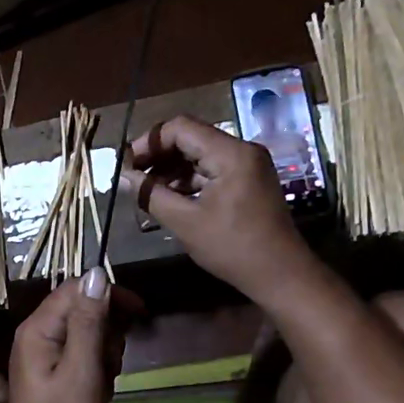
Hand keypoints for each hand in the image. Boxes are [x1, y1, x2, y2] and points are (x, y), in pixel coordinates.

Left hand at [0, 269, 140, 402]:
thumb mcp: (82, 369)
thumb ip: (89, 321)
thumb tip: (97, 273)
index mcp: (39, 327)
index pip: (77, 288)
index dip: (109, 294)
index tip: (140, 313)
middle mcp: (38, 331)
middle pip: (84, 308)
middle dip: (107, 332)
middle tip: (110, 365)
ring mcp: (44, 349)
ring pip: (88, 330)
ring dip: (105, 352)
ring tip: (103, 381)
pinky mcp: (53, 365)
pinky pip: (83, 350)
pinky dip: (97, 365)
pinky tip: (98, 387)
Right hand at [120, 116, 314, 300]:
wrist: (280, 274)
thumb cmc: (232, 248)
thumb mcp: (185, 222)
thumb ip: (151, 195)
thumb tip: (123, 177)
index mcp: (231, 153)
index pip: (181, 127)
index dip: (149, 142)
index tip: (127, 163)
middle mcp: (242, 150)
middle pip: (191, 138)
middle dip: (159, 156)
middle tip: (132, 176)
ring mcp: (249, 165)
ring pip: (201, 155)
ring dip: (173, 169)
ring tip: (147, 190)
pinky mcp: (249, 181)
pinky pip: (213, 170)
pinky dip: (190, 180)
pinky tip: (170, 197)